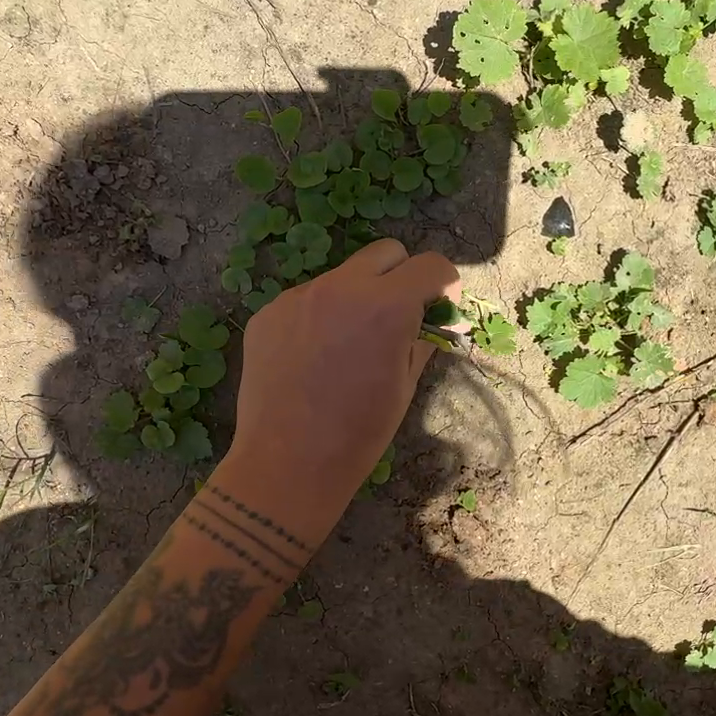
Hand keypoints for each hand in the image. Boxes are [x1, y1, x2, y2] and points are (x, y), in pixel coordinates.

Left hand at [230, 238, 458, 506]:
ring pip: (342, 276)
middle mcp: (342, 287)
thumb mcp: (405, 386)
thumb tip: (438, 324)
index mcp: (386, 306)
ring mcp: (299, 296)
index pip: (430, 265)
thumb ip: (422, 341)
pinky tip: (315, 357)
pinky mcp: (269, 313)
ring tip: (351, 343)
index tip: (443, 305)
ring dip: (358, 296)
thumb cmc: (360, 432)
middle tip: (401, 314)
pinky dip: (321, 316)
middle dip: (402, 276)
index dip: (446, 283)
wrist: (288, 462)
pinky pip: (307, 300)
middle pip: (385, 253)